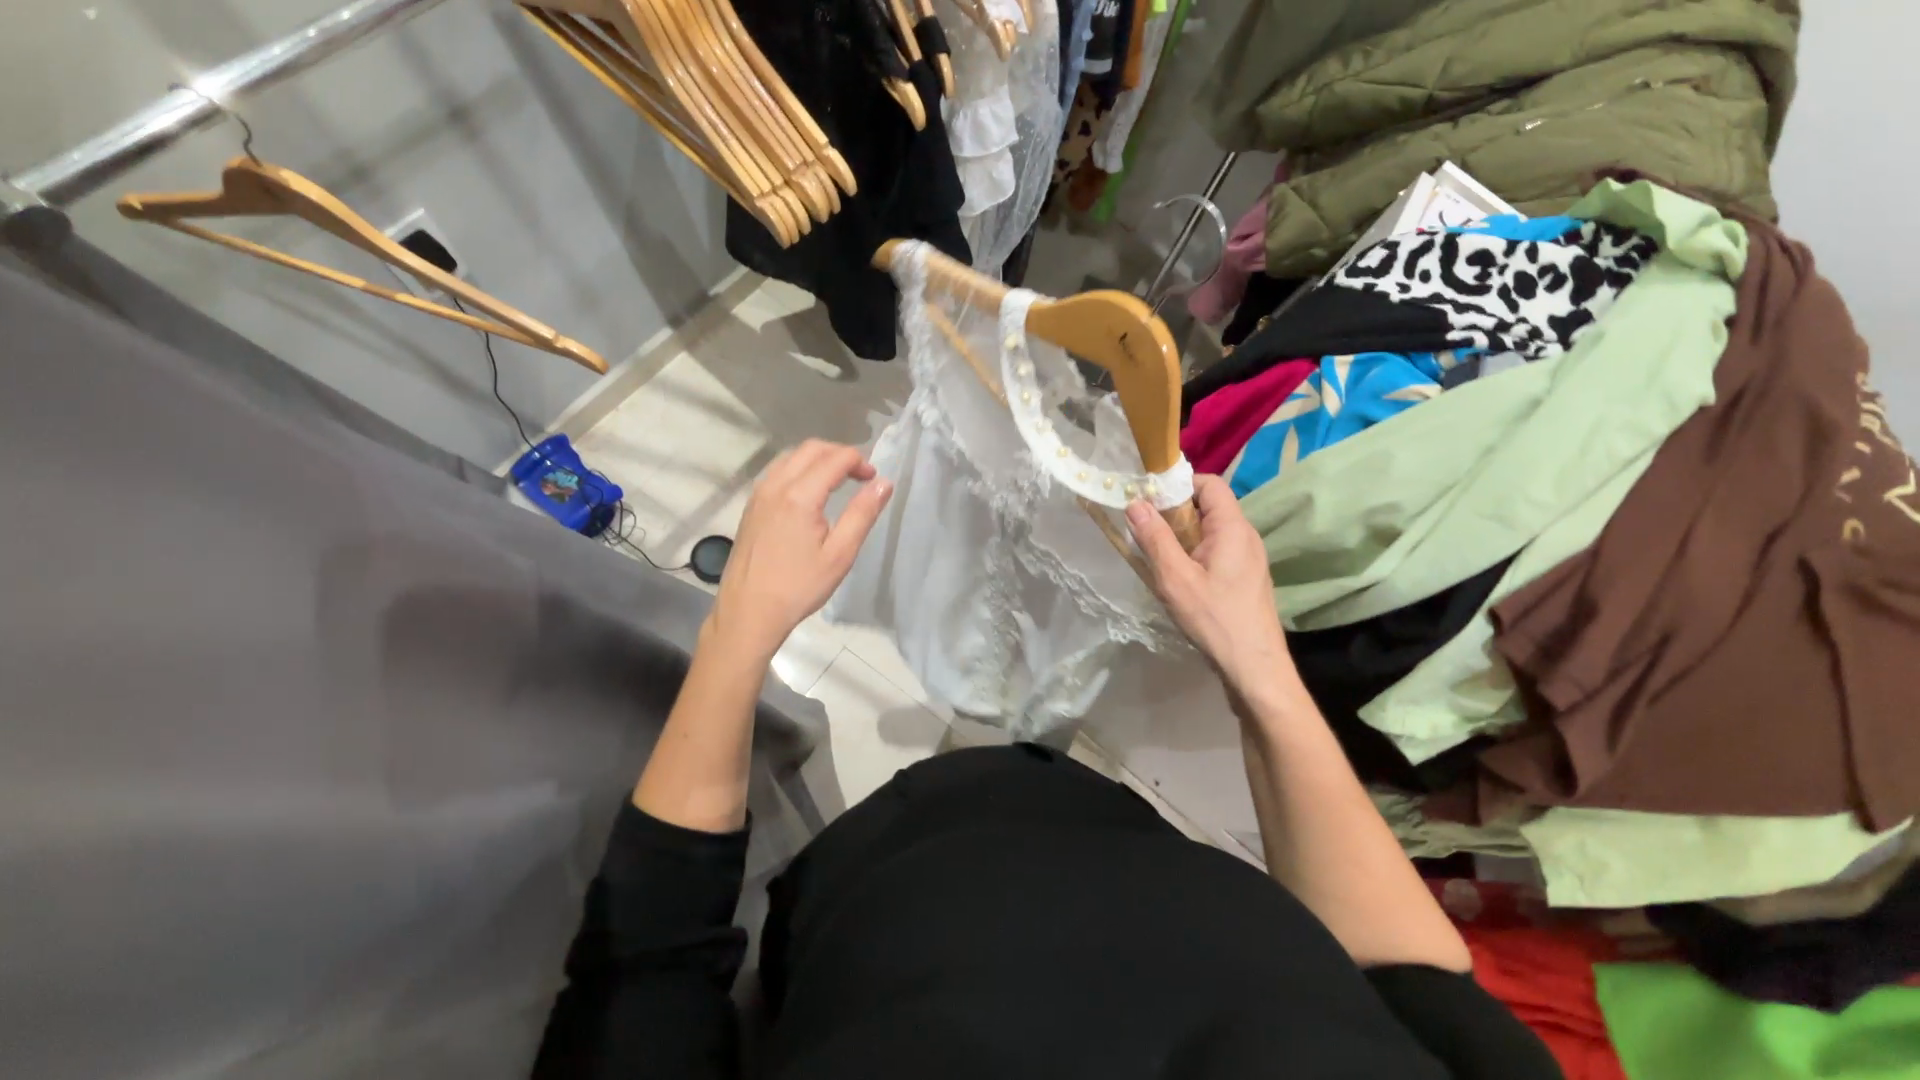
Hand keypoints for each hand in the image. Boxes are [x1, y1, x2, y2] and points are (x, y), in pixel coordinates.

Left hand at [708, 440, 891, 659]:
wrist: (749, 610)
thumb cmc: (799, 586)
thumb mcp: (840, 554)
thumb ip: (862, 514)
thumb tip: (883, 483)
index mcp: (800, 496)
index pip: (835, 458)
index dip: (859, 462)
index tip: (874, 480)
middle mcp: (776, 485)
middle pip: (811, 449)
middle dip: (839, 454)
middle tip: (860, 475)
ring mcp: (759, 494)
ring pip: (791, 457)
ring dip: (818, 459)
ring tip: (837, 480)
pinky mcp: (751, 505)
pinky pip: (777, 471)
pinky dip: (798, 469)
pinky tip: (810, 493)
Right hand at [1127, 474, 1291, 694]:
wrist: (1254, 666)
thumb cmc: (1214, 619)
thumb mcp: (1175, 578)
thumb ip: (1155, 539)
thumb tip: (1136, 503)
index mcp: (1233, 528)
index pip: (1210, 484)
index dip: (1180, 484)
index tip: (1150, 498)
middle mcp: (1246, 536)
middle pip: (1209, 506)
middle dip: (1176, 512)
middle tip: (1147, 530)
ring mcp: (1249, 558)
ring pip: (1212, 531)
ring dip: (1184, 536)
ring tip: (1158, 556)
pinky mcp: (1247, 578)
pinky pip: (1218, 551)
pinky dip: (1196, 554)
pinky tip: (1180, 579)